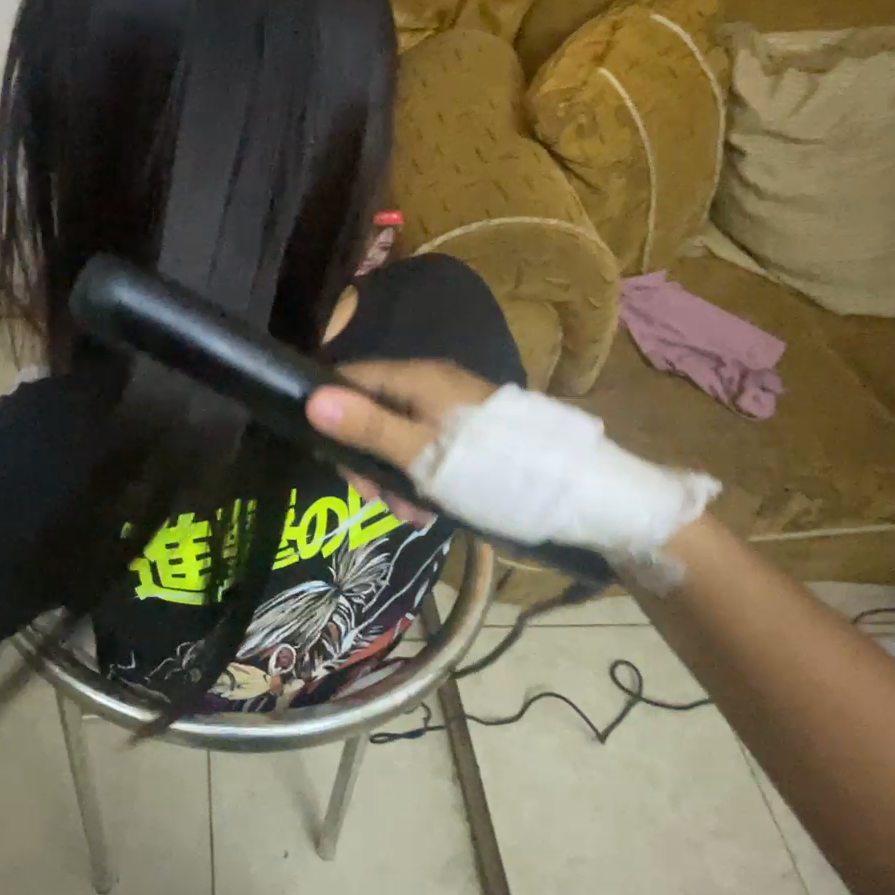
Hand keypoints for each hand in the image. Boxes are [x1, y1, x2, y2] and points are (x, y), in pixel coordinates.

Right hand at [305, 361, 499, 526]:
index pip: (351, 378)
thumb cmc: (496, 473)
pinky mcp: (470, 441)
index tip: (329, 458)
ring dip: (393, 480)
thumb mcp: (422, 456)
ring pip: (398, 441)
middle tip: (374, 500)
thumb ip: (367, 428)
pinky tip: (430, 512)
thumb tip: (310, 399)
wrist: (584, 500)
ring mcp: (453, 415)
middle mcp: (433, 388)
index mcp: (420, 380)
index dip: (331, 413)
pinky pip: (427, 455)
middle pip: (372, 415)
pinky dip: (420, 482)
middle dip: (366, 460)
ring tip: (411, 516)